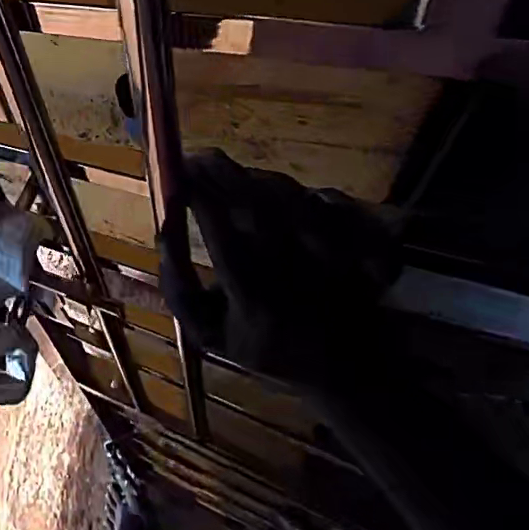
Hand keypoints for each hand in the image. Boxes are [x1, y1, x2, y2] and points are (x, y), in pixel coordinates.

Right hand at [160, 149, 403, 395]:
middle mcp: (295, 274)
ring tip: (235, 178)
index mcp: (254, 299)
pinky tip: (288, 198)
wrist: (347, 371)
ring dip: (256, 177)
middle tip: (199, 158)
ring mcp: (337, 257)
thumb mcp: (209, 334)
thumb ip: (178, 287)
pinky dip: (305, 191)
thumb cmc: (266, 348)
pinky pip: (331, 200)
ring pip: (290, 195)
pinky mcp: (365, 246)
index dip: (198, 197)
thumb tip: (163, 229)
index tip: (178, 175)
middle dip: (221, 172)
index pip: (220, 232)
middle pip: (256, 204)